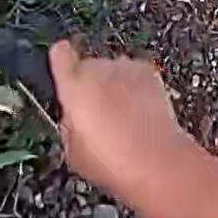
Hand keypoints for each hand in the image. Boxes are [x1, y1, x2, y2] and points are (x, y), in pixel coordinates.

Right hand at [48, 39, 200, 200]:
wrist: (157, 161)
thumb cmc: (113, 163)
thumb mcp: (75, 154)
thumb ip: (69, 123)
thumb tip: (73, 113)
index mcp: (73, 88)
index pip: (59, 55)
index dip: (61, 59)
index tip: (63, 64)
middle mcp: (96, 69)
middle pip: (87, 68)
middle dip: (90, 85)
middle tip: (100, 114)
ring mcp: (122, 66)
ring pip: (111, 70)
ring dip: (113, 85)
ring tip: (124, 118)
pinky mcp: (145, 69)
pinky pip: (133, 73)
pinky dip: (135, 86)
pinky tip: (140, 112)